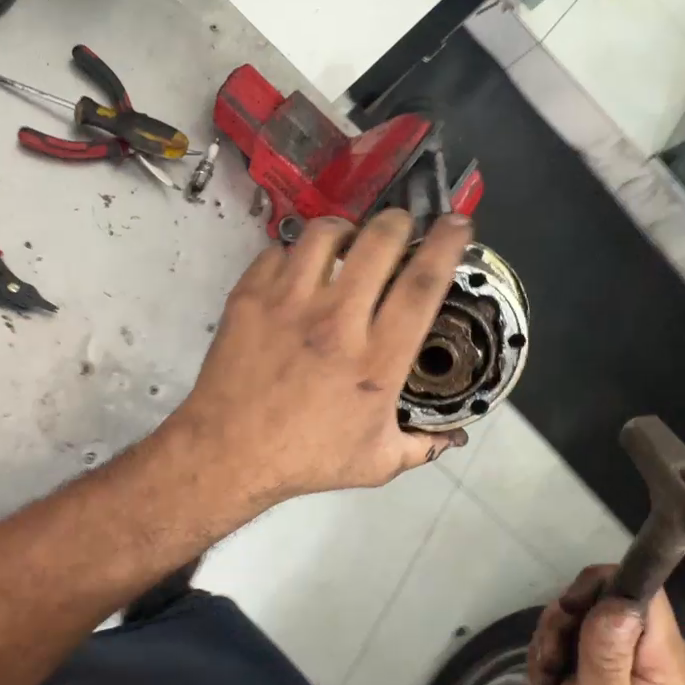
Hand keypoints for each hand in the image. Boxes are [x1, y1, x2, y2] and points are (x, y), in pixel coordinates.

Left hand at [167, 209, 472, 506]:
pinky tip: (299, 269)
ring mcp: (289, 304)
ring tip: (348, 240)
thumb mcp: (377, 462)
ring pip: (325, 234)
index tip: (458, 224)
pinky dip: (294, 253)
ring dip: (345, 229)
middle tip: (402, 227)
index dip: (446, 245)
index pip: (422, 285)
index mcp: (377, 359)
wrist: (226, 454)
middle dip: (399, 222)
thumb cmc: (305, 459)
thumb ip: (422, 445)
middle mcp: (337, 322)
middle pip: (378, 241)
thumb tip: (455, 435)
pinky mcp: (250, 297)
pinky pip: (278, 251)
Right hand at [528, 565, 684, 684]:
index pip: (643, 590)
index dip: (601, 587)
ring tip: (547, 680)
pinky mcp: (621, 665)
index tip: (568, 612)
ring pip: (588, 613)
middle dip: (567, 620)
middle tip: (548, 659)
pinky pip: (583, 633)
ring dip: (556, 639)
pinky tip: (551, 684)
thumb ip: (608, 656)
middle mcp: (661, 651)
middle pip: (607, 596)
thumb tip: (619, 601)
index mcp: (667, 662)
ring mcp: (641, 658)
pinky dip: (558, 652)